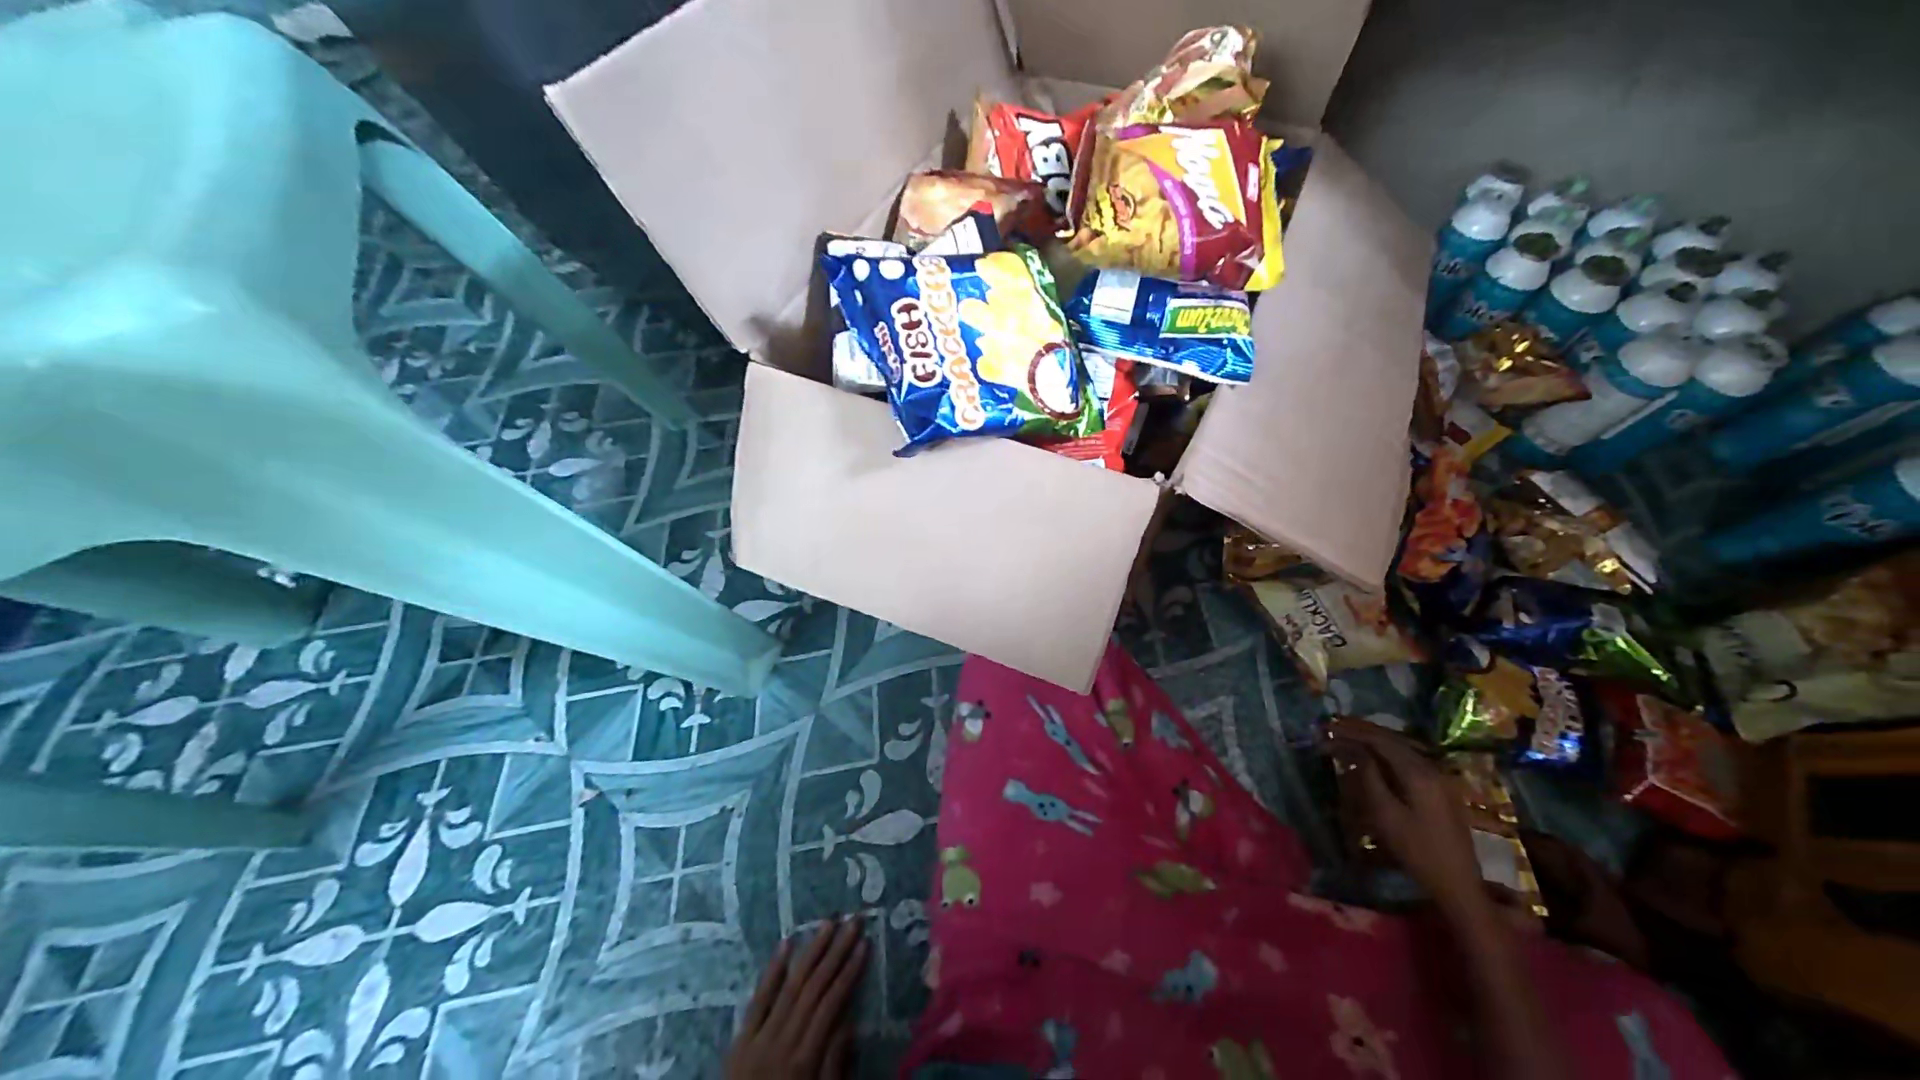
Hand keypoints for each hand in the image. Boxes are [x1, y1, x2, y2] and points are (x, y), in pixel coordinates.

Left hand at [725, 916, 866, 1079]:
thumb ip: (833, 1066)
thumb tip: (849, 1022)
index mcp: (804, 1061)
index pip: (831, 1004)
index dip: (849, 972)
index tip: (864, 944)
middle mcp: (781, 1042)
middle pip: (813, 987)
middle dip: (835, 952)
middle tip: (852, 921)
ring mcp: (757, 1039)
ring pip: (789, 986)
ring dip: (810, 952)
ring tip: (827, 924)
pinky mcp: (739, 1040)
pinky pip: (757, 1000)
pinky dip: (771, 972)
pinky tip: (785, 944)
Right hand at [1327, 718, 1484, 913]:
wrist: (1458, 883)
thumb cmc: (1417, 850)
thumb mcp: (1386, 815)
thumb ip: (1369, 777)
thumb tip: (1353, 749)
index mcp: (1419, 773)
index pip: (1380, 741)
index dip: (1352, 733)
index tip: (1326, 730)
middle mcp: (1432, 769)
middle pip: (1393, 741)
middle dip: (1362, 733)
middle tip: (1333, 729)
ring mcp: (1440, 779)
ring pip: (1402, 749)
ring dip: (1374, 741)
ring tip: (1348, 739)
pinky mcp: (1440, 790)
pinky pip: (1410, 761)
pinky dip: (1387, 754)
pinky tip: (1373, 758)